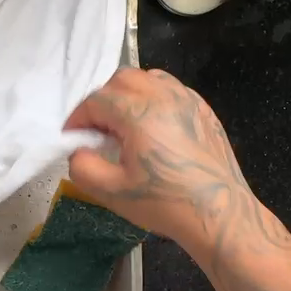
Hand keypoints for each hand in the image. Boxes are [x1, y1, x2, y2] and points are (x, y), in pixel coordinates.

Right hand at [64, 68, 257, 259]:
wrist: (218, 212)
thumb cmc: (164, 202)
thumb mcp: (111, 192)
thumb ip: (82, 166)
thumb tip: (79, 150)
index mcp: (138, 113)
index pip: (96, 101)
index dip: (77, 118)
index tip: (72, 138)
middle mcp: (164, 96)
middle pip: (121, 80)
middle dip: (102, 101)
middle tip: (96, 131)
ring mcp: (188, 100)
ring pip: (148, 79)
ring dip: (128, 96)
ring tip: (124, 126)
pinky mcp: (203, 110)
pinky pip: (171, 90)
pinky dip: (152, 100)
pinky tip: (152, 129)